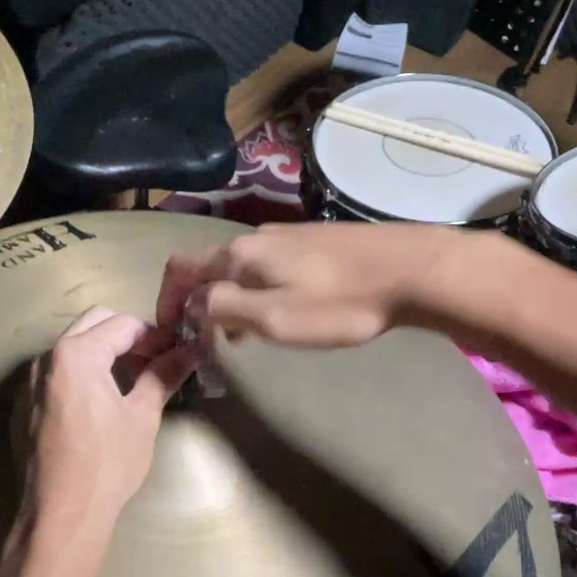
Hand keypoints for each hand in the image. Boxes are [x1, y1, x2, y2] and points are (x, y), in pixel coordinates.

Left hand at [25, 306, 197, 528]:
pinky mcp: (24, 405)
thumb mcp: (142, 417)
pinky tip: (101, 403)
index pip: (124, 324)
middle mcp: (46, 358)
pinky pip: (57, 373)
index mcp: (77, 354)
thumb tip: (188, 351)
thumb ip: (163, 375)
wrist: (61, 514)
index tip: (177, 353)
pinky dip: (82, 374)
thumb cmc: (107, 464)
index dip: (155, 336)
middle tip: (156, 362)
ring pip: (72, 347)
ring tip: (133, 381)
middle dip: (128, 336)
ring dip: (104, 352)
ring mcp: (30, 381)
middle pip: (94, 324)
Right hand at [156, 221, 466, 347]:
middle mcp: (256, 238)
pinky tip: (280, 313)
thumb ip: (221, 310)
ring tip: (241, 337)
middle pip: (209, 267)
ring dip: (228, 300)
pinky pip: (267, 267)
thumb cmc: (340, 303)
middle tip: (206, 340)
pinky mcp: (314, 242)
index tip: (168, 329)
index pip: (181, 268)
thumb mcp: (273, 318)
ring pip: (240, 268)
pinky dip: (255, 291)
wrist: (411, 269)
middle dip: (198, 302)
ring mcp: (288, 236)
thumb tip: (190, 305)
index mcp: (240, 256)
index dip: (165, 298)